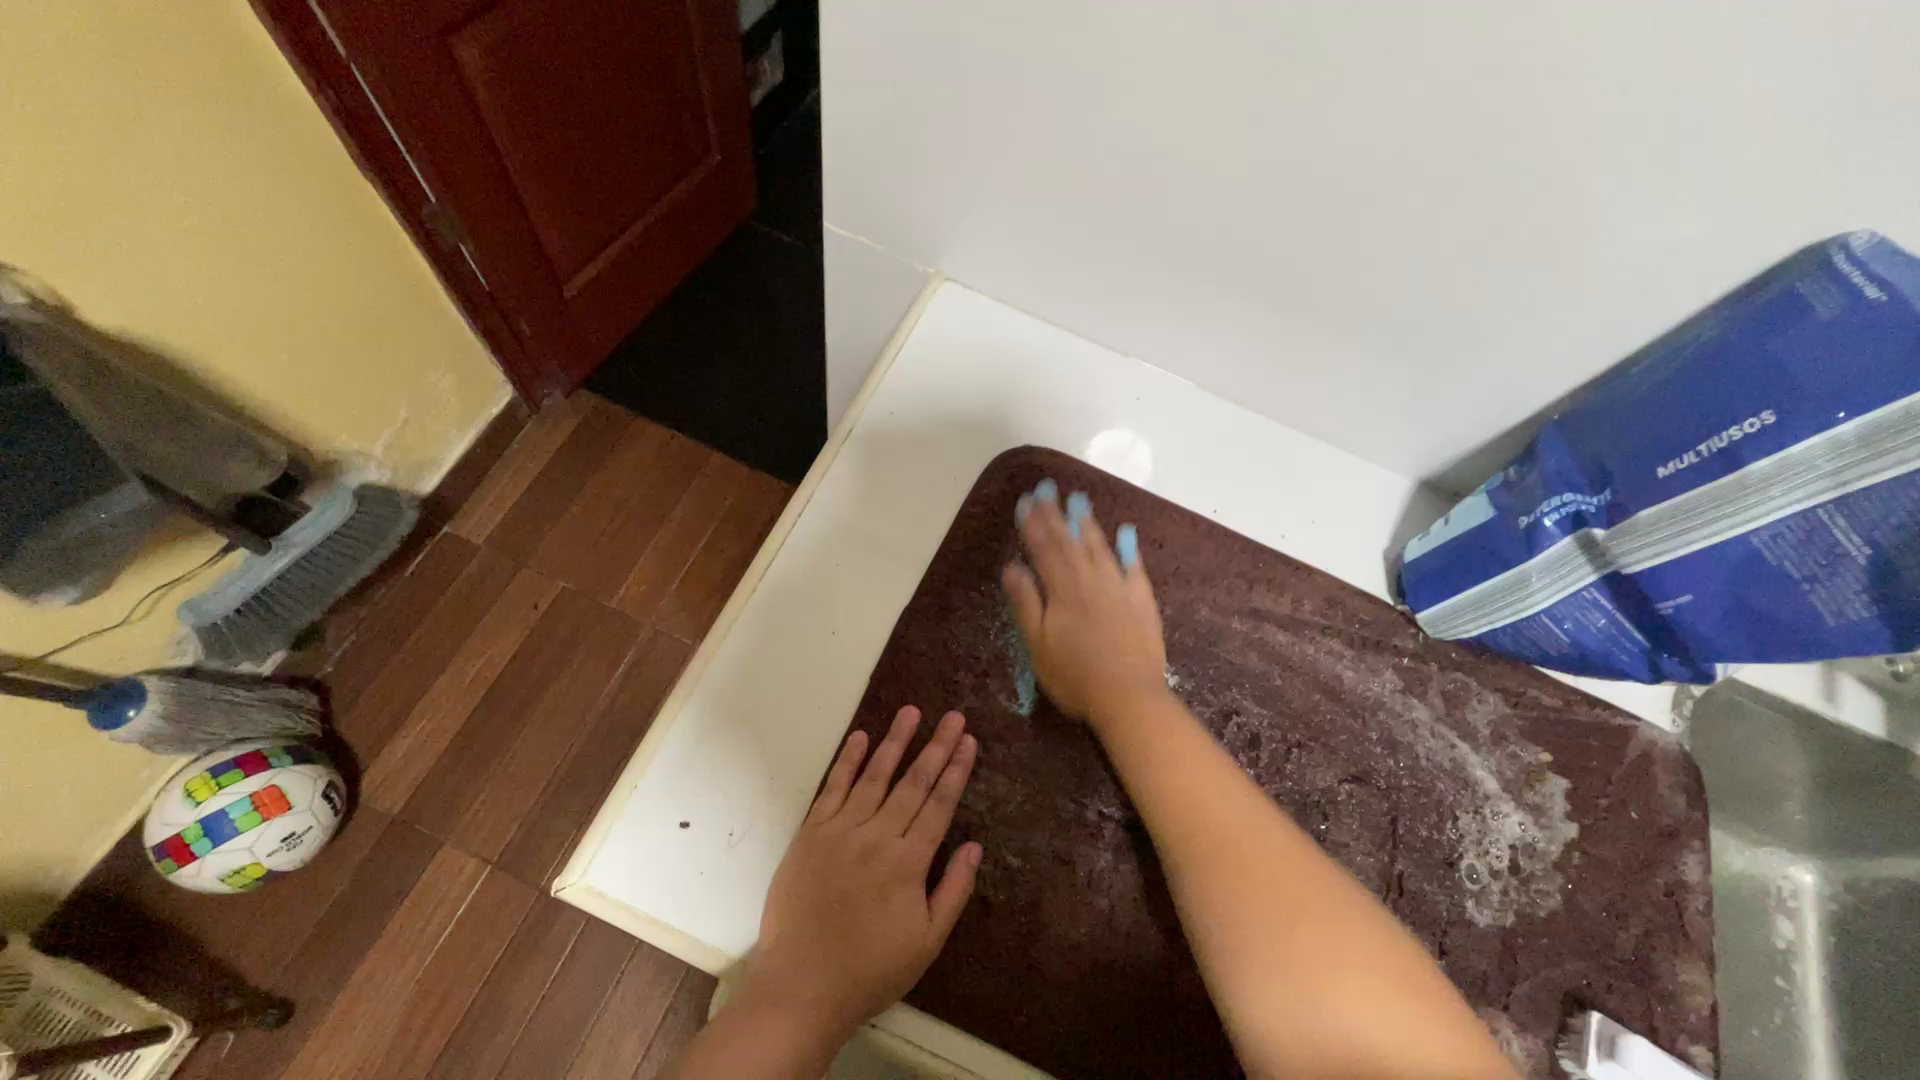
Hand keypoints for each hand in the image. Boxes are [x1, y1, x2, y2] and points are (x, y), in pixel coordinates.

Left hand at [742, 706, 983, 1034]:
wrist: (802, 986)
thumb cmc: (871, 970)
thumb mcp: (928, 942)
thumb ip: (954, 890)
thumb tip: (975, 846)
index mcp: (909, 863)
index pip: (939, 805)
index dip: (956, 771)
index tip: (968, 741)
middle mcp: (877, 837)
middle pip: (912, 783)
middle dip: (935, 747)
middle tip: (953, 716)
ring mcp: (840, 832)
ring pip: (873, 777)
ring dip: (894, 742)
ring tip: (911, 712)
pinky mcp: (810, 834)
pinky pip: (832, 789)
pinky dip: (847, 762)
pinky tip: (860, 738)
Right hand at [1002, 481, 1168, 726]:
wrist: (1129, 698)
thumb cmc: (1075, 676)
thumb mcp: (1038, 644)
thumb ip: (1027, 602)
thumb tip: (1012, 567)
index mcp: (1062, 590)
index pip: (1044, 549)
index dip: (1034, 524)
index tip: (1026, 501)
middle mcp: (1091, 581)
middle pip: (1070, 542)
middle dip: (1057, 515)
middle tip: (1048, 490)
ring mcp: (1120, 589)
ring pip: (1101, 548)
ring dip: (1087, 524)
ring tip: (1079, 502)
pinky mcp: (1143, 602)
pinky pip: (1134, 568)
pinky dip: (1128, 549)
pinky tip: (1125, 534)